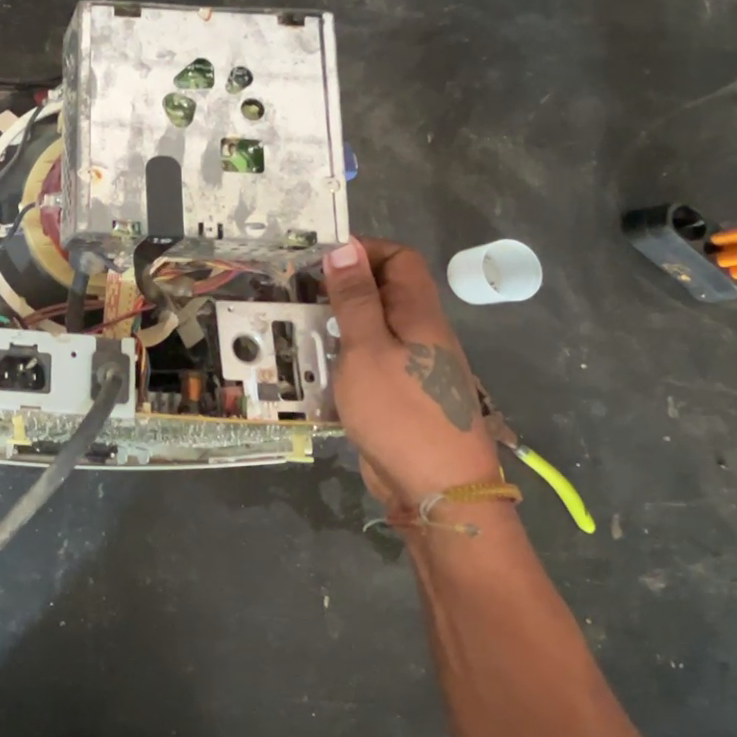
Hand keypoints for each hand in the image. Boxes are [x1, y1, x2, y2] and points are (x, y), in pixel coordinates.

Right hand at [322, 237, 499, 506]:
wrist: (439, 489)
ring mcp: (413, 366)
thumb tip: (344, 247)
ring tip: (296, 325)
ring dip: (338, 322)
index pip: (400, 259)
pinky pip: (369, 359)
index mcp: (420, 315)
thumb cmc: (401, 413)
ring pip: (374, 326)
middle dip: (343, 285)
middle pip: (385, 291)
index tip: (319, 260)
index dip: (363, 250)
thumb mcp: (368, 350)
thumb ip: (355, 299)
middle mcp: (421, 334)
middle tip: (296, 291)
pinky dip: (342, 354)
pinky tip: (315, 365)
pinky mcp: (399, 395)